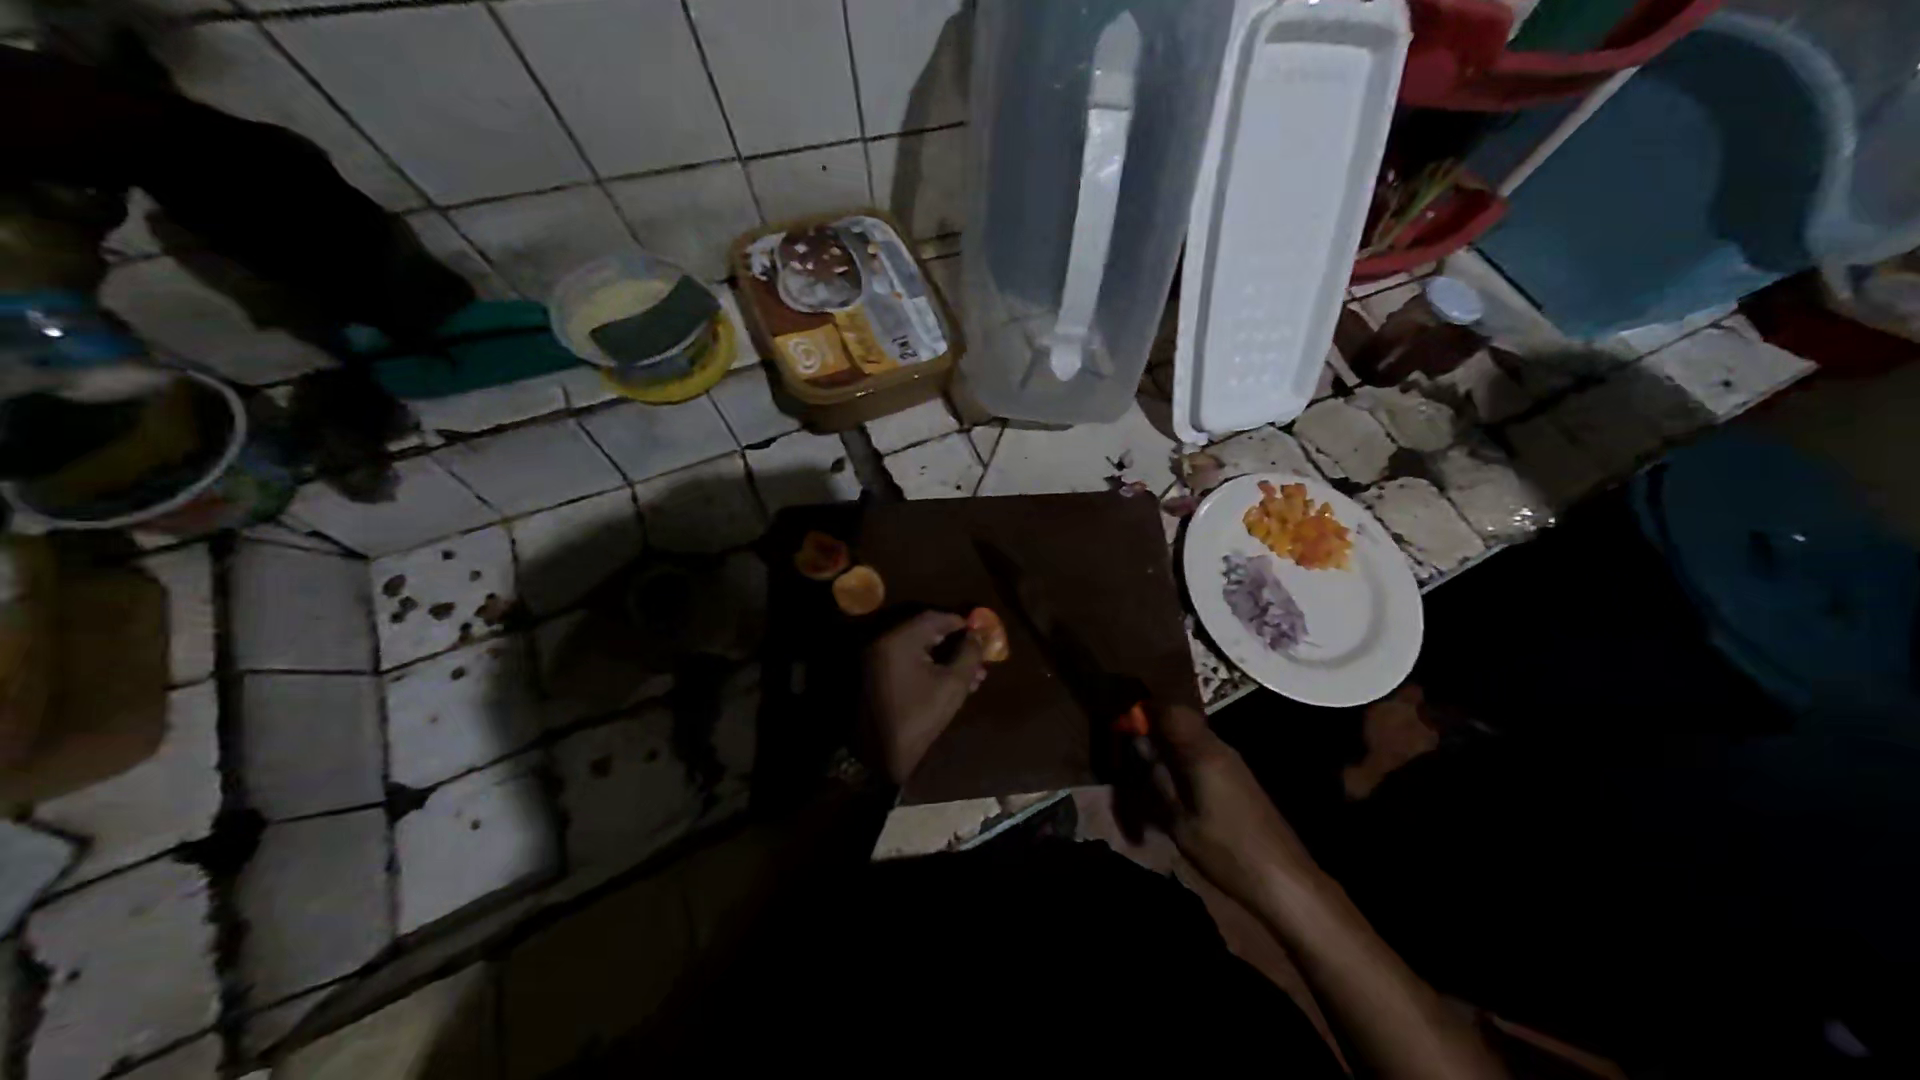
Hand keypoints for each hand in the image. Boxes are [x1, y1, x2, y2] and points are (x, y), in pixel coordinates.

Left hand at [862, 611, 986, 782]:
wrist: (881, 754)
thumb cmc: (920, 715)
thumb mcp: (953, 684)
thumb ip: (969, 654)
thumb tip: (977, 635)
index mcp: (900, 639)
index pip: (935, 618)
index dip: (961, 623)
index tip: (981, 633)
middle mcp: (885, 643)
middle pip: (927, 633)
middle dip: (956, 644)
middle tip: (980, 657)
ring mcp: (879, 660)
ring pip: (920, 650)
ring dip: (946, 658)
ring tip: (973, 676)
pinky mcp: (878, 677)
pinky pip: (909, 662)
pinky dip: (930, 667)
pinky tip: (952, 683)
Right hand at [1126, 704, 1317, 908]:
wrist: (1285, 879)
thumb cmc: (1226, 852)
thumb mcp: (1179, 821)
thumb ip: (1157, 779)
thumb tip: (1139, 745)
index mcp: (1203, 752)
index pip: (1170, 711)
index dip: (1144, 710)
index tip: (1122, 724)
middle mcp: (1219, 748)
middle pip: (1181, 720)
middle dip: (1154, 728)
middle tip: (1130, 750)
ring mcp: (1232, 762)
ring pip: (1191, 737)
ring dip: (1168, 746)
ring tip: (1146, 772)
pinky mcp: (1239, 777)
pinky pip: (1202, 753)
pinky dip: (1182, 759)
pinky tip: (1171, 787)